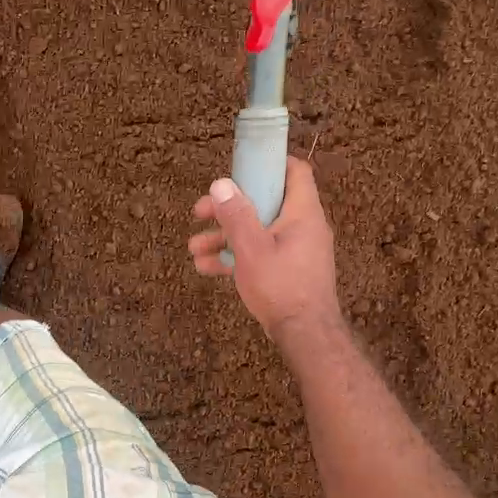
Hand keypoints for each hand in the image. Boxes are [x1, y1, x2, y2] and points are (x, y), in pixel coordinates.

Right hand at [188, 157, 342, 345]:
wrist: (304, 333)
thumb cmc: (280, 286)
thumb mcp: (251, 248)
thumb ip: (236, 215)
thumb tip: (221, 183)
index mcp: (302, 213)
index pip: (295, 172)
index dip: (270, 164)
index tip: (241, 167)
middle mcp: (302, 226)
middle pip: (264, 203)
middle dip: (228, 207)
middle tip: (198, 213)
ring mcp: (296, 249)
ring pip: (256, 230)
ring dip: (223, 236)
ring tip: (194, 248)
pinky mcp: (288, 269)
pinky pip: (259, 252)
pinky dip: (235, 255)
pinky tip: (208, 267)